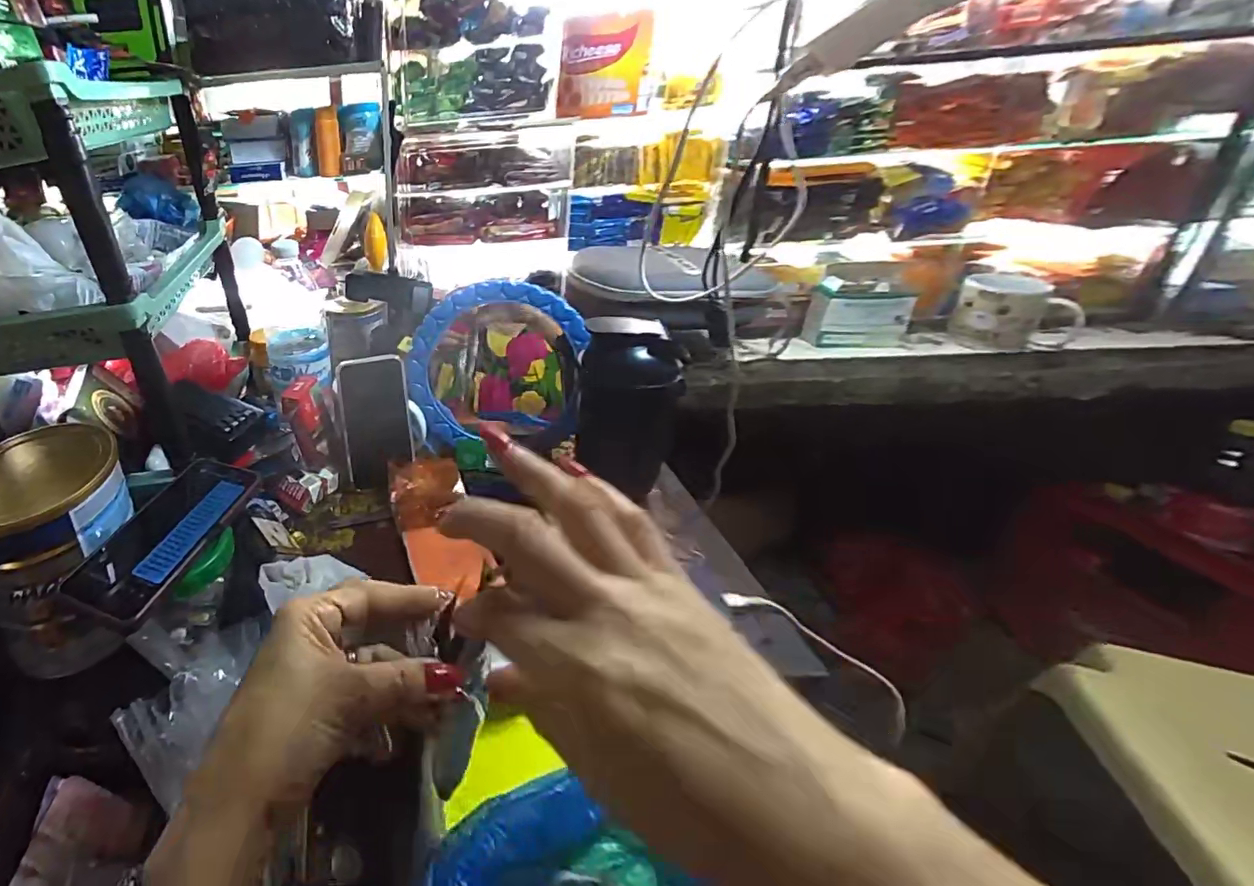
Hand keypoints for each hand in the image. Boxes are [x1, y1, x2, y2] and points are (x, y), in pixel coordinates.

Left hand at [147, 580, 460, 885]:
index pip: (366, 595)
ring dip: (408, 691)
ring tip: (445, 709)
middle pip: (373, 636)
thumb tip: (454, 676)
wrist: (243, 796)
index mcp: (310, 616)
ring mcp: (318, 677)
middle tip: (457, 659)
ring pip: (374, 673)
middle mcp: (313, 638)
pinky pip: (366, 702)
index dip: (408, 598)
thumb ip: (403, 680)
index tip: (448, 601)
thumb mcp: (349, 693)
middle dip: (414, 654)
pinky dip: (390, 715)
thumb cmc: (293, 720)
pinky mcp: (322, 713)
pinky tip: (417, 730)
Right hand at [442, 425, 1038, 885]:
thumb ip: (540, 707)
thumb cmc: (690, 810)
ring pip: (581, 509)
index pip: (500, 614)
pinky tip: (579, 474)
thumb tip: (499, 672)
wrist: (806, 809)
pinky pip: (634, 522)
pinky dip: (600, 490)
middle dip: (476, 516)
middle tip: (446, 509)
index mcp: (576, 665)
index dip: (472, 610)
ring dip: (535, 471)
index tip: (461, 615)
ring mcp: (648, 587)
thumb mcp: (597, 771)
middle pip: (527, 539)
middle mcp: (605, 608)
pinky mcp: (682, 583)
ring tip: (502, 444)